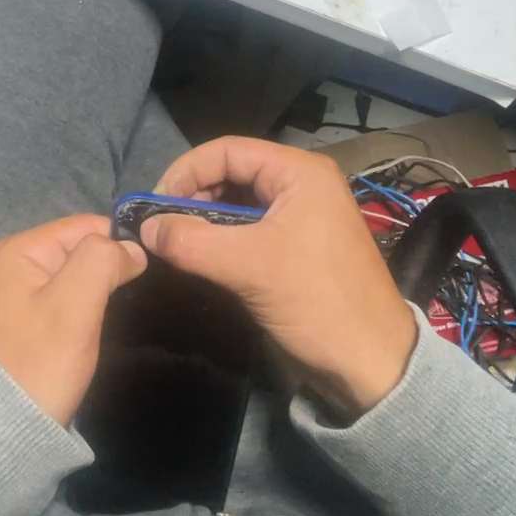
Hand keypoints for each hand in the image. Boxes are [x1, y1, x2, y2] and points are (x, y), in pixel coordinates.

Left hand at [0, 214, 148, 425]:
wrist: (3, 429)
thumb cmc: (41, 361)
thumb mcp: (75, 303)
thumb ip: (102, 260)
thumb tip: (130, 247)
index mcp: (18, 250)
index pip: (84, 225)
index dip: (118, 243)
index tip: (145, 271)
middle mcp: (9, 263)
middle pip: (77, 249)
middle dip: (106, 268)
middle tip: (130, 297)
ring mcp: (11, 293)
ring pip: (71, 275)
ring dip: (94, 290)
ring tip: (111, 314)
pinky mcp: (19, 320)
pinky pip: (60, 298)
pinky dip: (79, 307)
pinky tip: (89, 328)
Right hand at [141, 137, 416, 418]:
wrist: (371, 365)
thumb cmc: (316, 302)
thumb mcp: (248, 266)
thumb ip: (190, 241)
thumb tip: (144, 228)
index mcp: (299, 173)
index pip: (226, 150)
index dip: (185, 172)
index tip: (153, 206)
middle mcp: (299, 184)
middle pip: (229, 172)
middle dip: (191, 196)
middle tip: (162, 229)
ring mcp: (298, 215)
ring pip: (235, 202)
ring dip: (202, 219)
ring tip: (177, 245)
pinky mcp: (293, 245)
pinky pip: (246, 228)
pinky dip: (219, 238)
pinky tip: (200, 258)